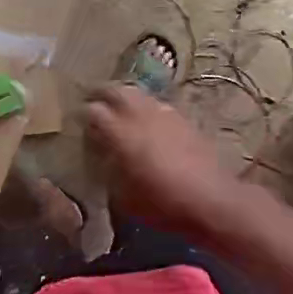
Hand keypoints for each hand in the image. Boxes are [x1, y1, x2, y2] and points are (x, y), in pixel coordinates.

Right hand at [74, 84, 245, 234]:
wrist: (216, 203)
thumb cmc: (163, 203)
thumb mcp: (122, 194)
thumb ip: (106, 168)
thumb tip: (98, 157)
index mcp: (118, 131)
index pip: (90, 110)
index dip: (81, 115)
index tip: (77, 123)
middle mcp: (138, 115)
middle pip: (113, 90)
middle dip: (100, 94)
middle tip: (93, 103)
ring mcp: (164, 114)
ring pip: (138, 94)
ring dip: (125, 99)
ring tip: (120, 110)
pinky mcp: (185, 121)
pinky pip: (158, 106)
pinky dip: (147, 109)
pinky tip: (148, 123)